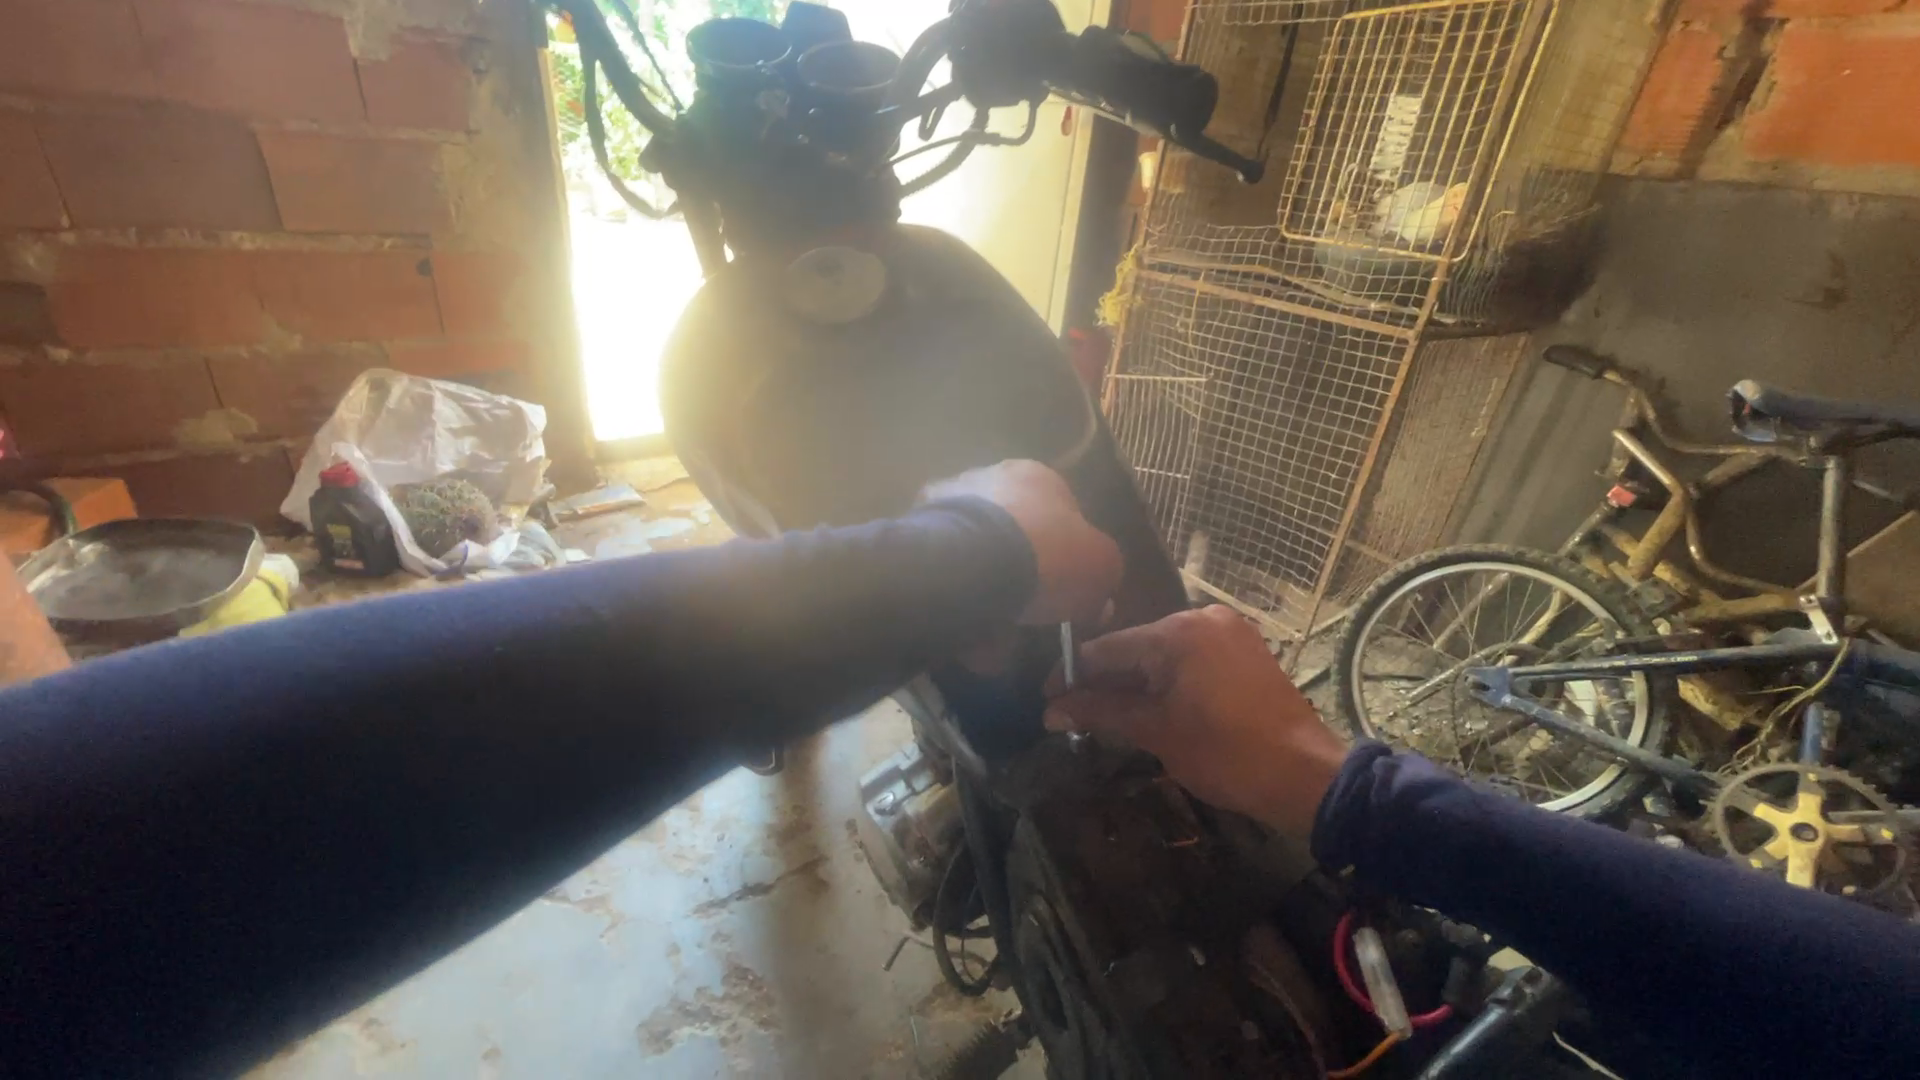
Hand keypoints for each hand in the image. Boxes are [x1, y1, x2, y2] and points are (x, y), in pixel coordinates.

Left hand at [922, 460, 1121, 626]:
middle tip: (1027, 617)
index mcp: (1036, 476)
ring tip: (994, 637)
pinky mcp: (915, 536)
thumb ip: (1102, 575)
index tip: (1065, 593)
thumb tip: (1096, 599)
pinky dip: (957, 603)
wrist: (975, 563)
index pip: (1058, 513)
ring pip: (975, 559)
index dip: (1065, 557)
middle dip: (1021, 577)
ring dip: (987, 595)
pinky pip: (945, 576)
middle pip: (1013, 536)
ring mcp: (947, 505)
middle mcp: (987, 478)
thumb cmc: (1050, 555)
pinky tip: (968, 634)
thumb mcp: (1101, 566)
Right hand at [1045, 606, 1348, 837]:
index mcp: (1177, 632)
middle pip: (1133, 647)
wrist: (1306, 776)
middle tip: (1075, 714)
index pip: (1105, 648)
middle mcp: (1201, 617)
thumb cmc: (1226, 754)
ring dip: (1134, 682)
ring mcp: (1227, 631)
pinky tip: (1151, 706)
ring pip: (1161, 653)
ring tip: (1110, 715)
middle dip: (1103, 681)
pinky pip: (1189, 657)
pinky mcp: (1243, 649)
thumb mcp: (1155, 732)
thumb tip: (1051, 711)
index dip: (1071, 675)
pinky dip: (1166, 680)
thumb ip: (1101, 712)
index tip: (1048, 700)